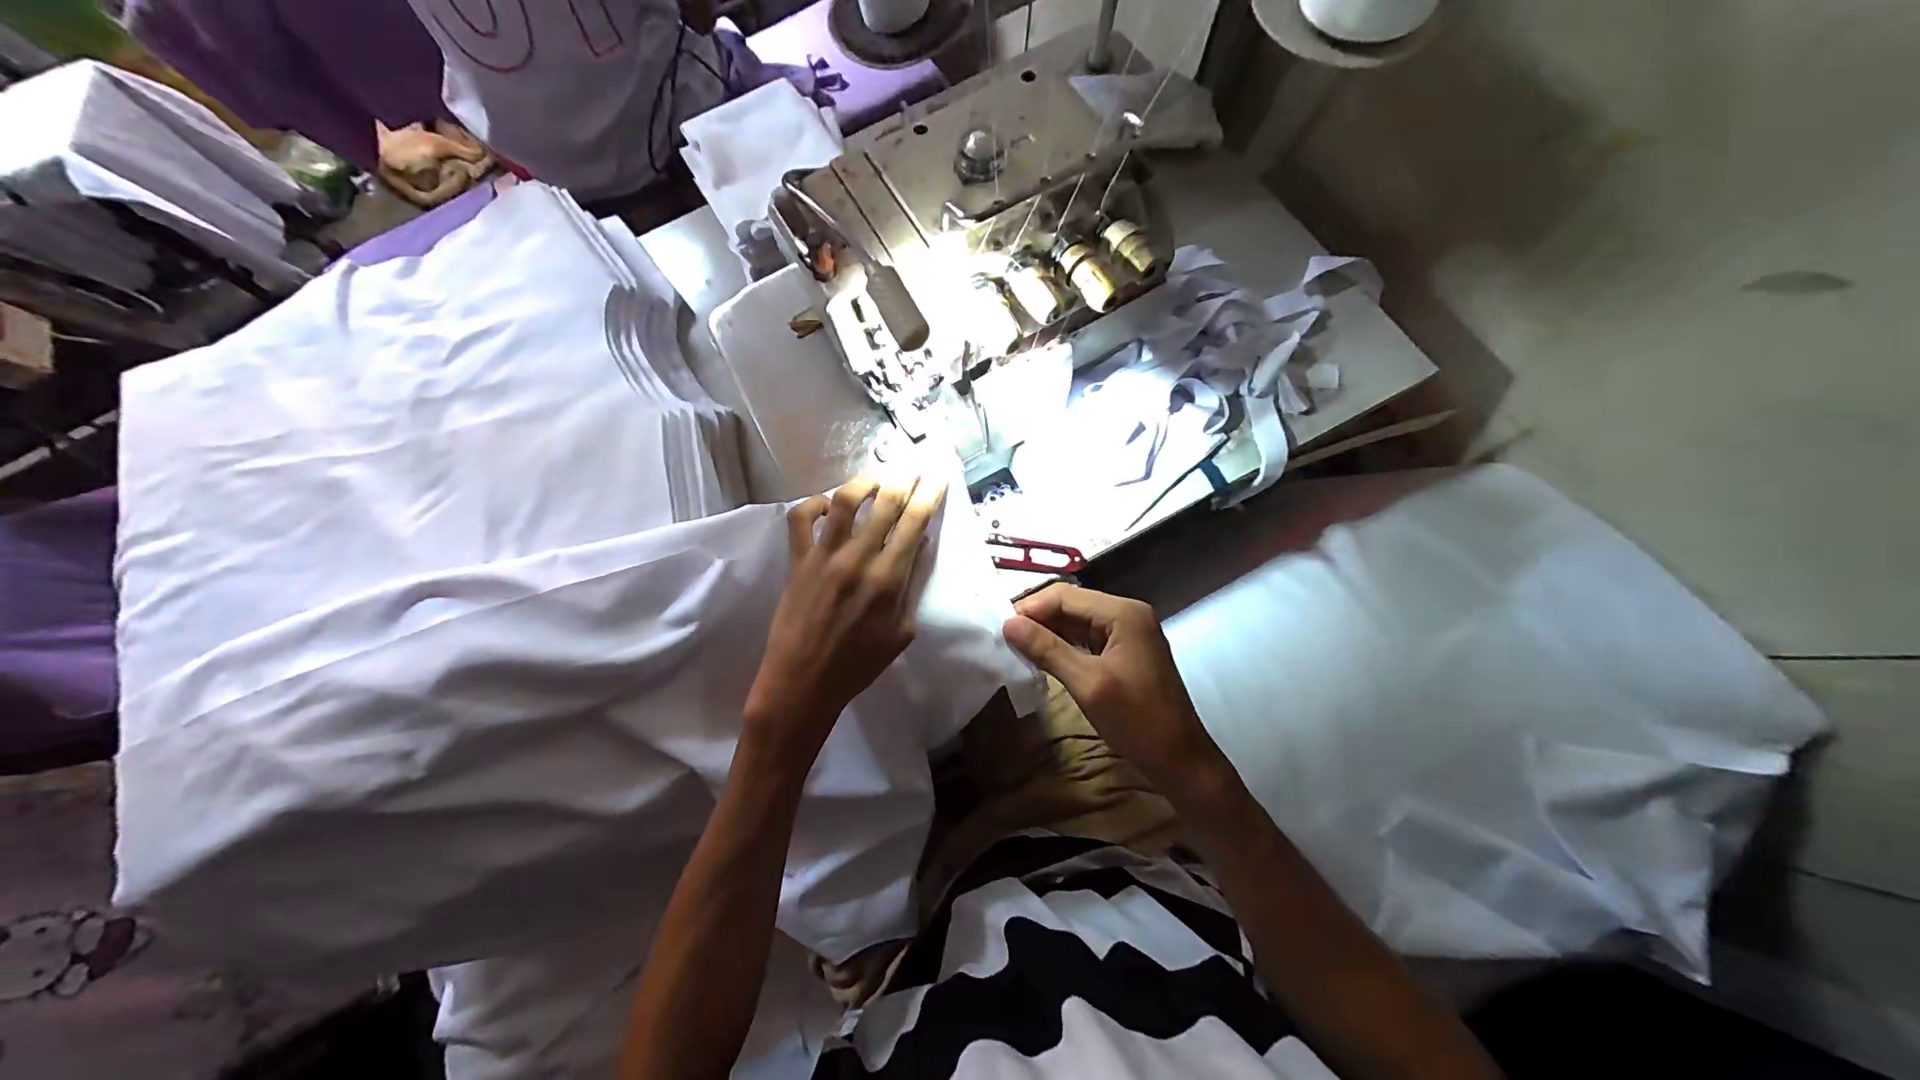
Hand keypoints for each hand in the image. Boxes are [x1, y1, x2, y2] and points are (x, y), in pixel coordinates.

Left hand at [743, 476, 946, 760]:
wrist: (803, 681)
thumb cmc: (858, 665)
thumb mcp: (900, 633)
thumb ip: (910, 588)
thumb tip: (916, 547)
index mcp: (887, 579)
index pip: (913, 524)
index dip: (929, 496)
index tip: (937, 477)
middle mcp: (857, 559)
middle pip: (884, 504)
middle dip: (903, 480)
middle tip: (912, 469)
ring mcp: (823, 557)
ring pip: (843, 502)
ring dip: (862, 483)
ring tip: (875, 479)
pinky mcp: (796, 561)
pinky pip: (800, 520)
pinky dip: (812, 504)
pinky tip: (825, 504)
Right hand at [1002, 584, 1226, 795]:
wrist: (1179, 759)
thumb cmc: (1137, 720)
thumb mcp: (1087, 684)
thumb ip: (1047, 650)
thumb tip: (1008, 624)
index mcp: (1123, 613)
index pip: (1065, 596)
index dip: (1031, 608)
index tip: (1000, 627)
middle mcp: (1127, 614)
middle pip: (1072, 604)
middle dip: (1038, 618)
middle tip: (1005, 639)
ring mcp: (1129, 632)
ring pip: (1077, 621)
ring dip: (1049, 632)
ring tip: (1017, 648)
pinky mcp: (1126, 650)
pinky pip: (1088, 637)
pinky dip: (1064, 645)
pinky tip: (1043, 657)